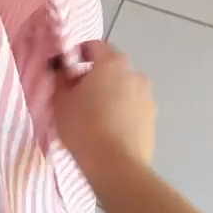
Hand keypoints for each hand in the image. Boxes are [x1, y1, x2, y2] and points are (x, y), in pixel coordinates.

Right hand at [54, 42, 156, 177]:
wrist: (116, 166)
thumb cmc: (83, 127)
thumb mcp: (60, 101)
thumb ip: (59, 77)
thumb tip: (60, 67)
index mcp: (112, 64)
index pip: (95, 46)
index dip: (79, 53)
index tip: (67, 68)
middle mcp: (134, 74)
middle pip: (111, 68)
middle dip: (95, 76)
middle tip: (77, 94)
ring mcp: (147, 97)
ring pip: (124, 88)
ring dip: (110, 94)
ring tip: (95, 115)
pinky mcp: (153, 118)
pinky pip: (133, 107)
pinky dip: (122, 111)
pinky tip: (110, 129)